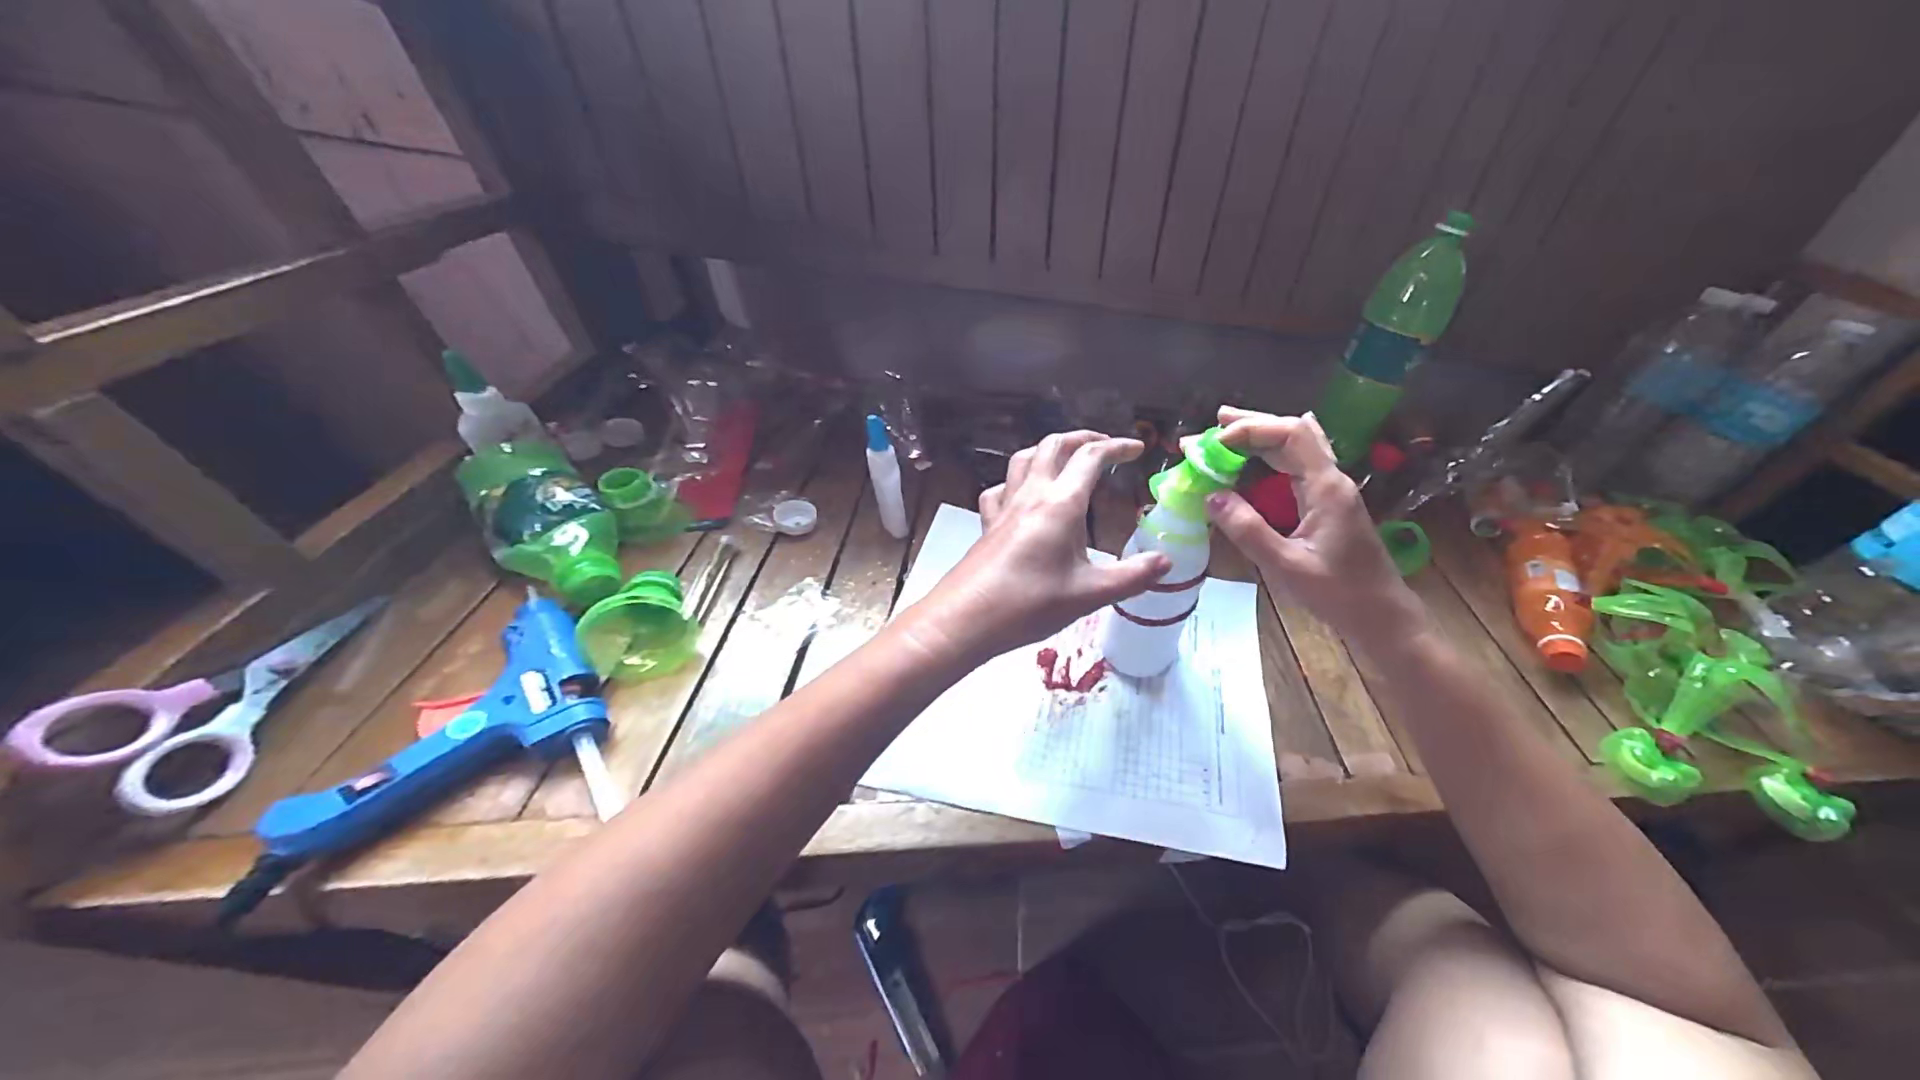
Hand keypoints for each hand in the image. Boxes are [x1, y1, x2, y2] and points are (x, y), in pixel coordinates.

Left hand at [901, 431, 1170, 664]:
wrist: (967, 619)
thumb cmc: (1029, 604)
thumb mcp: (1089, 594)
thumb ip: (1132, 577)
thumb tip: (1166, 562)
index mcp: (1060, 504)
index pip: (1090, 457)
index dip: (1117, 446)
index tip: (1137, 449)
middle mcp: (1030, 496)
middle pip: (1053, 445)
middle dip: (1082, 438)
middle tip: (1105, 447)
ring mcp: (1004, 508)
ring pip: (1023, 459)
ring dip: (1048, 450)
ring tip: (1067, 460)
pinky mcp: (987, 525)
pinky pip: (999, 489)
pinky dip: (1015, 481)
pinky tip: (1021, 496)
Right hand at [1201, 407, 1426, 646]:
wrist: (1381, 615)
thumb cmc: (1337, 593)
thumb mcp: (1285, 565)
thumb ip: (1247, 530)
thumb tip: (1211, 496)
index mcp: (1326, 488)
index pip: (1290, 436)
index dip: (1251, 430)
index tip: (1214, 443)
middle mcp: (1332, 480)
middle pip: (1294, 433)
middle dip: (1253, 425)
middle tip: (1214, 422)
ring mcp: (1333, 491)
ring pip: (1298, 447)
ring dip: (1263, 436)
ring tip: (1228, 431)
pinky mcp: (1329, 504)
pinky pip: (1301, 465)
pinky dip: (1277, 452)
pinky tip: (1269, 449)